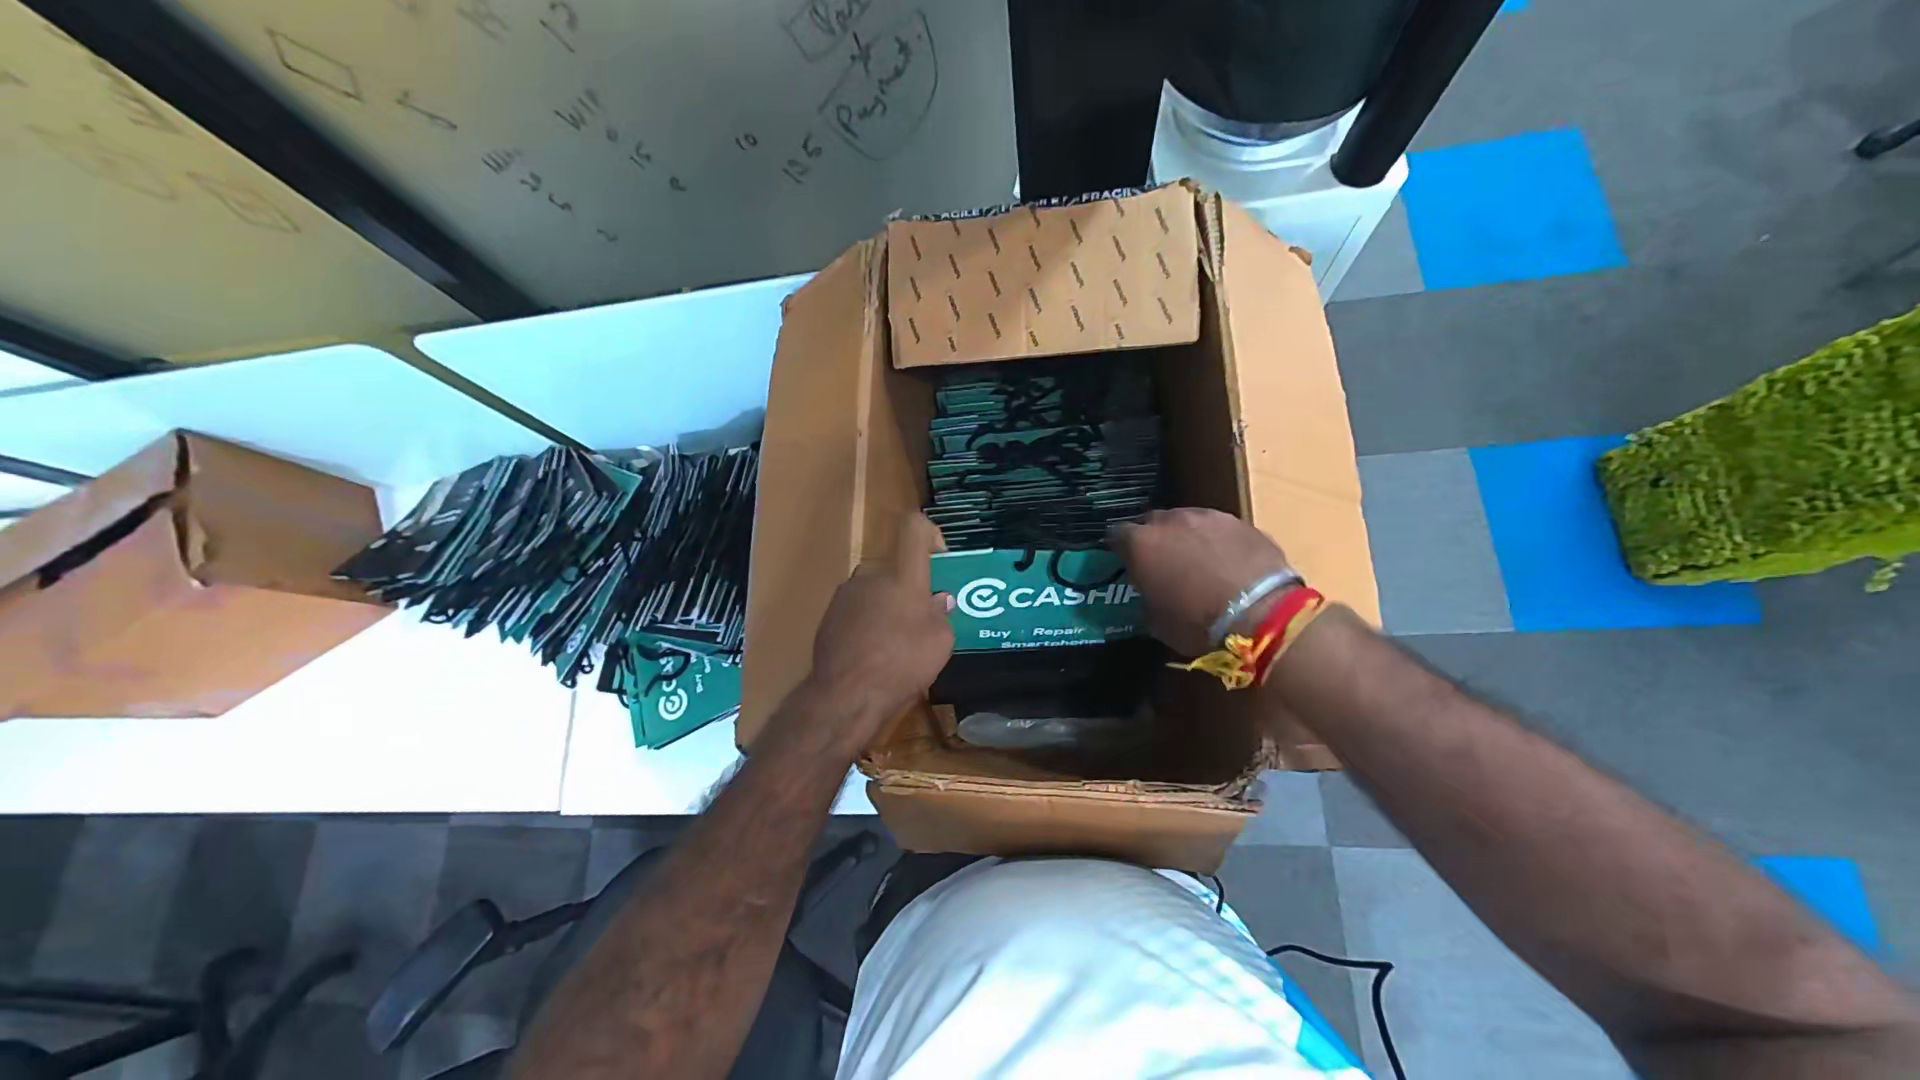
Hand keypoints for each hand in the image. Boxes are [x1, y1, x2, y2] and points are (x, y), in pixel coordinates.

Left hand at [803, 513, 954, 744]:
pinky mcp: (828, 617)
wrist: (845, 695)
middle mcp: (870, 575)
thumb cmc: (902, 663)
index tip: (938, 558)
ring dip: (887, 608)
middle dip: (909, 589)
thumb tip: (937, 600)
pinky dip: (867, 625)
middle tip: (921, 622)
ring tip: (896, 646)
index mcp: (902, 574)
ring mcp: (845, 595)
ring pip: (875, 591)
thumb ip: (940, 614)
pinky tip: (873, 655)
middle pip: (895, 569)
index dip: (929, 534)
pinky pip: (857, 611)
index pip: (914, 527)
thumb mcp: (940, 642)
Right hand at [1108, 508, 1292, 655]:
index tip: (1125, 563)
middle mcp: (1171, 520)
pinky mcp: (1242, 523)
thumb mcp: (1156, 622)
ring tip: (1197, 562)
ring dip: (1186, 537)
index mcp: (1142, 543)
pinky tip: (1226, 563)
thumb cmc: (1198, 623)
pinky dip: (1217, 542)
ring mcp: (1209, 517)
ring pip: (1188, 521)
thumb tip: (1148, 593)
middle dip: (1154, 539)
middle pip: (1152, 522)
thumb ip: (1145, 598)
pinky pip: (1219, 529)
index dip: (1119, 549)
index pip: (1116, 534)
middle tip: (1162, 563)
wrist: (1262, 614)